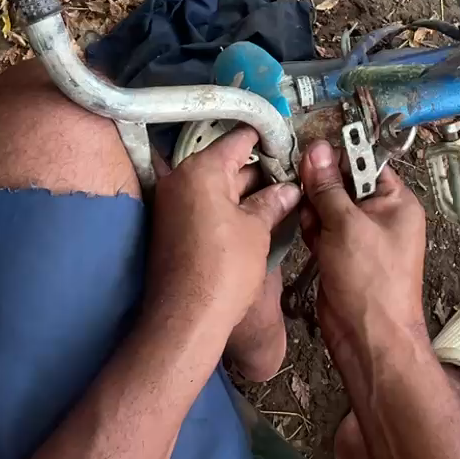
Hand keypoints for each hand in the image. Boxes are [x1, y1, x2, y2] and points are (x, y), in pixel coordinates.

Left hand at [147, 127, 300, 340]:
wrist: (186, 320)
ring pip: (216, 185)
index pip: (238, 139)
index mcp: (201, 170)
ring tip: (279, 198)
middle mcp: (180, 178)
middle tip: (289, 177)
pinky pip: (203, 203)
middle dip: (258, 171)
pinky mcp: (170, 225)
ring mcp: (171, 202)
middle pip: (226, 162)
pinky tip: (253, 216)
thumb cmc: (223, 270)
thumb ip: (272, 202)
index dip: (266, 138)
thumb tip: (289, 190)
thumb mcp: (257, 229)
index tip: (286, 142)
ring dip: (244, 191)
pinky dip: (226, 206)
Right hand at [297, 138, 427, 369]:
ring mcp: (359, 235)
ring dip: (314, 209)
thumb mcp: (347, 225)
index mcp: (396, 201)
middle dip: (322, 185)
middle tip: (305, 189)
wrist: (368, 341)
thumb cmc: (372, 284)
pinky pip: (321, 227)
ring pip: (327, 204)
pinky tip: (309, 238)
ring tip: (311, 224)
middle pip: (343, 182)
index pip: (365, 162)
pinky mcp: (340, 252)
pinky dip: (311, 229)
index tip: (312, 151)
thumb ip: (328, 187)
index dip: (339, 156)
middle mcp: (380, 215)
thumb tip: (316, 150)